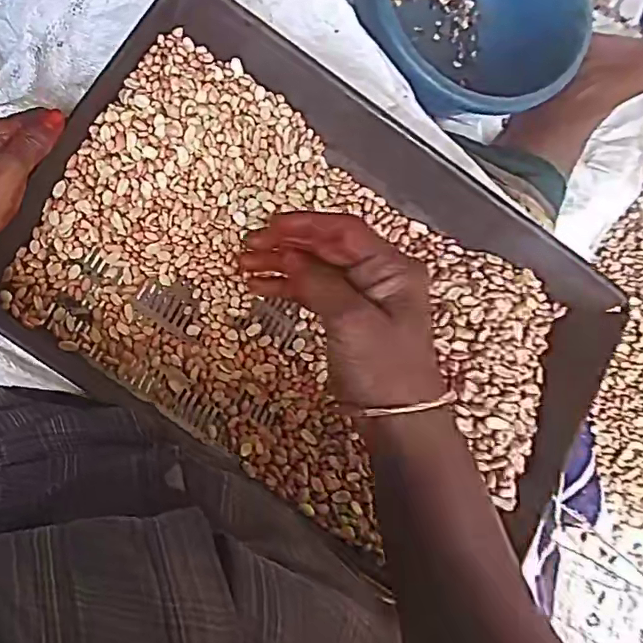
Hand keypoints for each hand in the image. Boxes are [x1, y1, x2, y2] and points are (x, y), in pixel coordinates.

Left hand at [0, 108, 64, 270]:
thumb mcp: (11, 168)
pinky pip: (13, 178)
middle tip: (67, 139)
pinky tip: (31, 187)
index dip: (54, 122)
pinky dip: (26, 179)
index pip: (32, 118)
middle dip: (45, 138)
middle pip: (24, 135)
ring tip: (54, 162)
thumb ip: (33, 143)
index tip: (71, 125)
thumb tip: (54, 121)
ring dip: (36, 159)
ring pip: (18, 157)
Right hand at [237, 212, 446, 408]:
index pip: (344, 231)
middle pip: (326, 246)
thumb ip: (320, 282)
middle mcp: (377, 275)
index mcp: (391, 268)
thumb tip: (290, 255)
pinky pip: (312, 290)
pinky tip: (262, 285)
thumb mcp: (351, 320)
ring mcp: (360, 296)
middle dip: (287, 243)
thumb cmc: (384, 370)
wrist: (396, 417)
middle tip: (250, 244)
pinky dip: (287, 286)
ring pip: (314, 267)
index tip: (270, 226)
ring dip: (280, 263)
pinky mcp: (345, 316)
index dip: (305, 224)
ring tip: (246, 265)